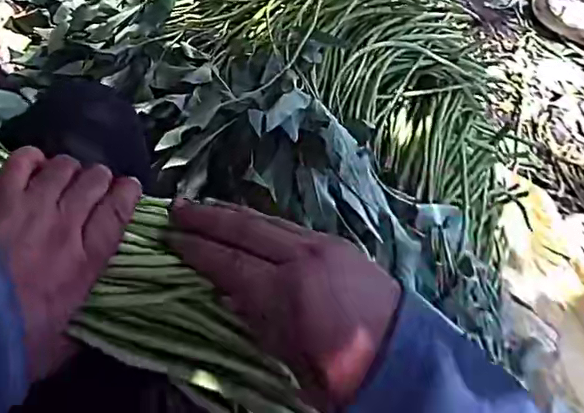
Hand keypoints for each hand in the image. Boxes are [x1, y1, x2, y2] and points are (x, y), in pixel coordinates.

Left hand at [0, 148, 141, 380]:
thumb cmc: (13, 344)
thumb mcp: (58, 347)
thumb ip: (78, 330)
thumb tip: (86, 328)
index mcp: (85, 262)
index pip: (117, 212)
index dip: (127, 193)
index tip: (128, 188)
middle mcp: (65, 225)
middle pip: (94, 180)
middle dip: (98, 179)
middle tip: (90, 188)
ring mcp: (33, 206)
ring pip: (64, 165)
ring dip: (68, 169)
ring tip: (60, 178)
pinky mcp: (2, 196)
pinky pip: (23, 160)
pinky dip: (32, 158)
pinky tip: (33, 167)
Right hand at [169, 201, 400, 410]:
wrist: (412, 365)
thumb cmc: (348, 378)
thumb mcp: (295, 366)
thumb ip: (259, 325)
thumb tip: (227, 295)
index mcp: (290, 292)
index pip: (230, 263)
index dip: (197, 250)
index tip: (170, 239)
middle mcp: (303, 256)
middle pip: (244, 229)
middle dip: (207, 218)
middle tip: (176, 208)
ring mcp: (322, 244)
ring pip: (266, 220)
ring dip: (231, 213)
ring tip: (204, 206)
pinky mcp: (337, 243)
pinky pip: (287, 224)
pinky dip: (260, 220)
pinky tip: (248, 220)